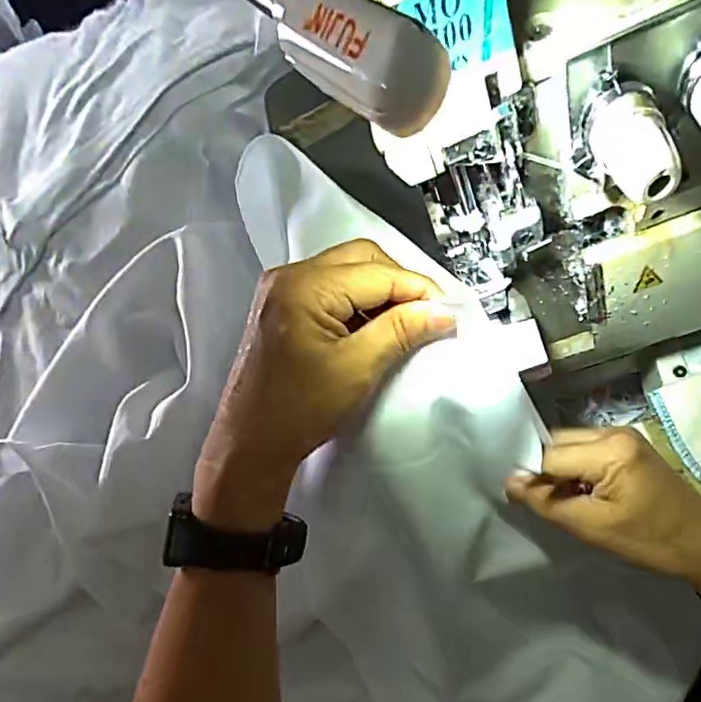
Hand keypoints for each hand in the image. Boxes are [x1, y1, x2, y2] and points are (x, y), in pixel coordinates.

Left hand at [196, 239, 454, 528]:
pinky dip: (362, 303)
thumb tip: (441, 311)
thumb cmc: (295, 411)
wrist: (251, 443)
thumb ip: (401, 331)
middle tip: (431, 317)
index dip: (421, 291)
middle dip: (403, 284)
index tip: (449, 314)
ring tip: (408, 326)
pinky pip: (334, 289)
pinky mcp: (285, 307)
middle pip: (364, 259)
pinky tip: (378, 330)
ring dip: (383, 293)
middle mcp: (289, 277)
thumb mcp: (358, 369)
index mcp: (304, 287)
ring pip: (350, 271)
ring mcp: (284, 291)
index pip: (380, 272)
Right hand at [504, 427, 700, 592]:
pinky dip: (579, 471)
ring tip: (567, 503)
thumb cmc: (651, 540)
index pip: (550, 455)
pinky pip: (589, 452)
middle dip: (546, 472)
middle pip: (559, 443)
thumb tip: (510, 482)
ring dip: (562, 472)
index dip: (533, 480)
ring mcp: (625, 437)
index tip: (525, 504)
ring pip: (572, 446)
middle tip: (548, 506)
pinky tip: (584, 496)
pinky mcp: (630, 448)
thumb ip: (548, 502)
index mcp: (610, 448)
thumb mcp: (593, 527)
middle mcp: (616, 431)